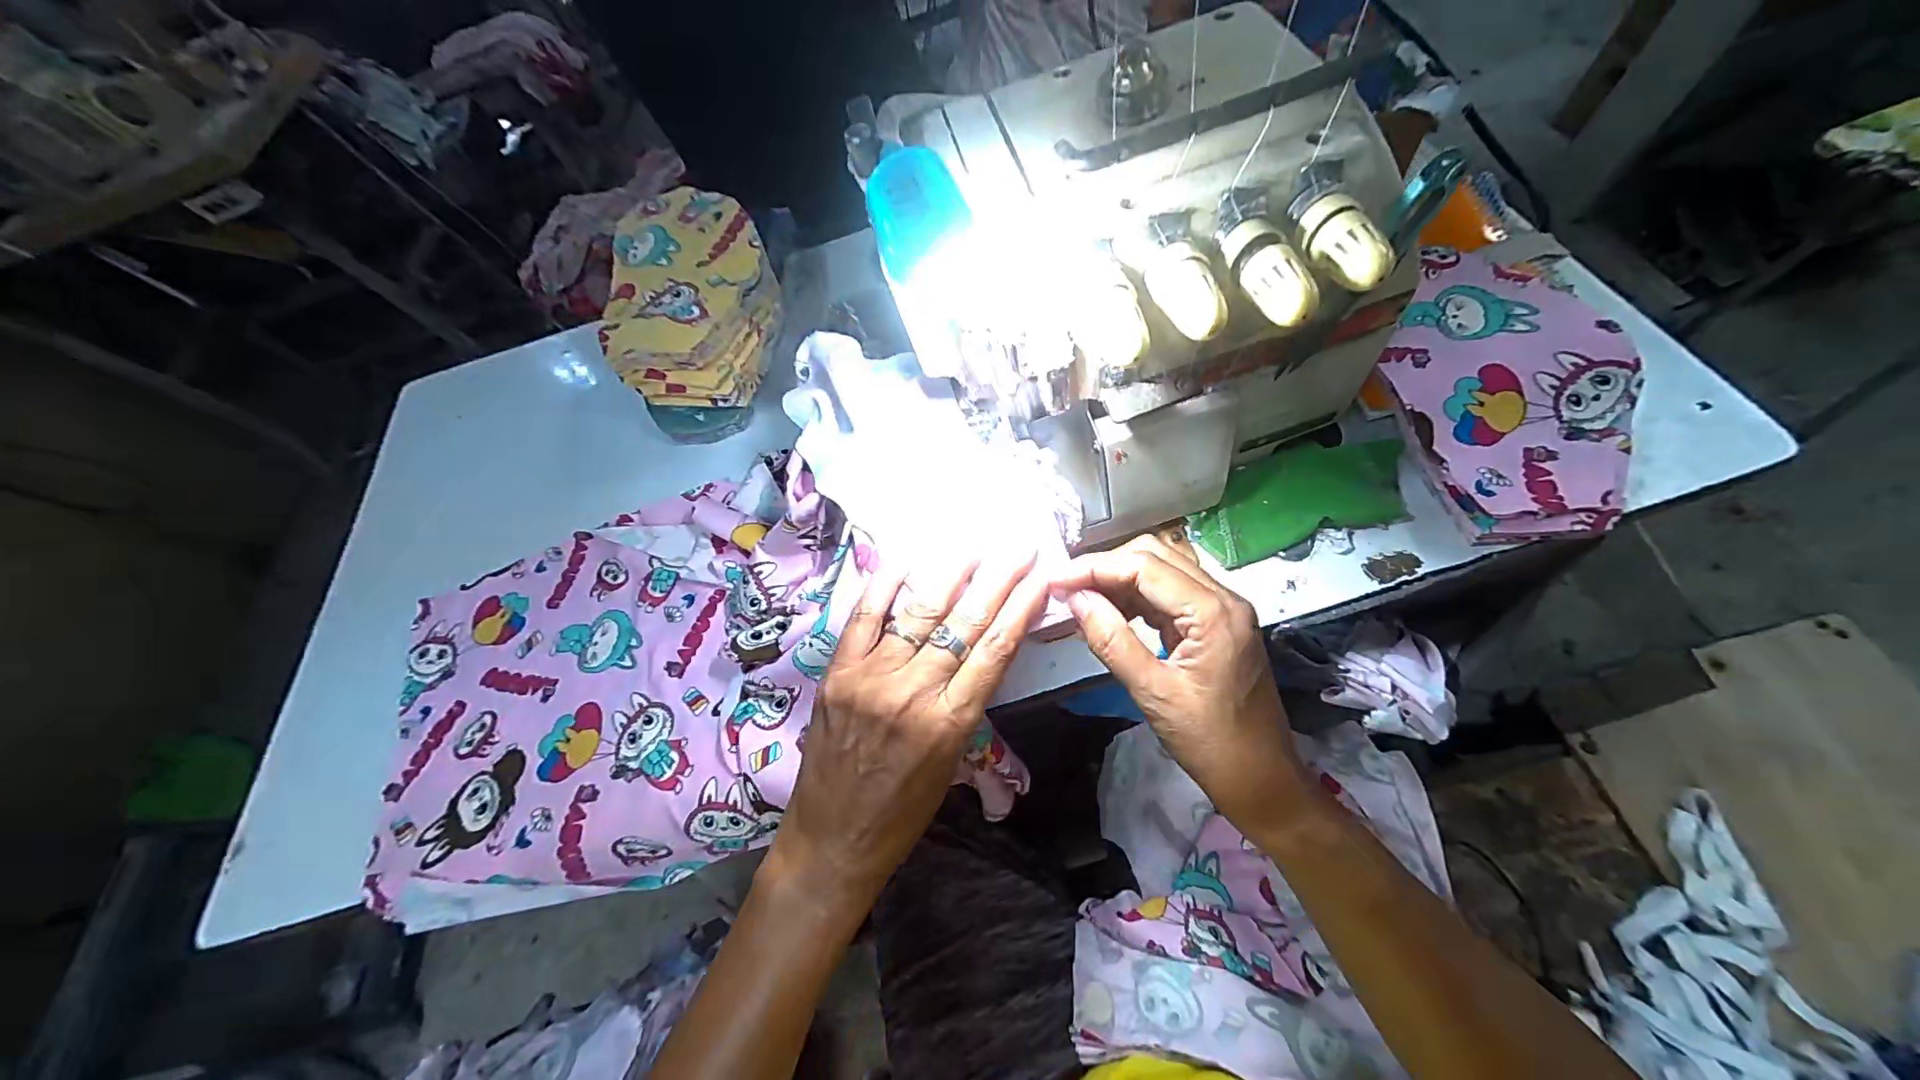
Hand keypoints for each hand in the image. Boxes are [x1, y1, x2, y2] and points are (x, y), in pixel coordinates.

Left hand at [768, 553, 1048, 908]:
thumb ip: (964, 704)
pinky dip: (884, 587)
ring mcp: (871, 678)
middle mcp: (913, 692)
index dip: (1021, 607)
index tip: (1040, 578)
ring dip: (950, 575)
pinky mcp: (838, 673)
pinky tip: (905, 561)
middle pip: (965, 623)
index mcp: (950, 722)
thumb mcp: (950, 761)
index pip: (995, 650)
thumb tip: (979, 651)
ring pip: (919, 613)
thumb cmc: (902, 813)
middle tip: (1018, 549)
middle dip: (997, 581)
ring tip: (973, 548)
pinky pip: (864, 619)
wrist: (833, 840)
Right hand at [1052, 535, 1305, 832]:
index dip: (1095, 567)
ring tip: (1083, 599)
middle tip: (1067, 589)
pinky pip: (1170, 593)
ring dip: (1120, 578)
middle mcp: (1223, 598)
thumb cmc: (1211, 742)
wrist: (1261, 778)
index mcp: (1213, 612)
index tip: (1057, 581)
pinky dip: (1136, 596)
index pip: (1144, 565)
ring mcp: (1222, 609)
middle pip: (1155, 555)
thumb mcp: (1153, 693)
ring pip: (1162, 568)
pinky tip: (1111, 612)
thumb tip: (1075, 599)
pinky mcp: (1215, 623)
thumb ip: (1111, 640)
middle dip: (1106, 566)